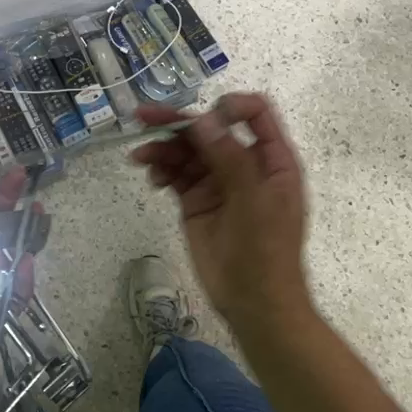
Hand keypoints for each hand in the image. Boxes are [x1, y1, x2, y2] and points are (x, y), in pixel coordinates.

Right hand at [129, 93, 312, 330]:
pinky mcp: (196, 201)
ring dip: (163, 148)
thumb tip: (202, 119)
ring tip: (140, 157)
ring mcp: (218, 182)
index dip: (227, 107)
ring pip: (187, 151)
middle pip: (209, 128)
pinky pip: (175, 174)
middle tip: (143, 117)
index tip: (200, 119)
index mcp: (271, 159)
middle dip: (178, 122)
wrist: (255, 304)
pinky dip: (161, 169)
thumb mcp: (253, 201)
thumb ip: (229, 157)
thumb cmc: (266, 251)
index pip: (253, 113)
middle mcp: (244, 163)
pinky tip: (152, 178)